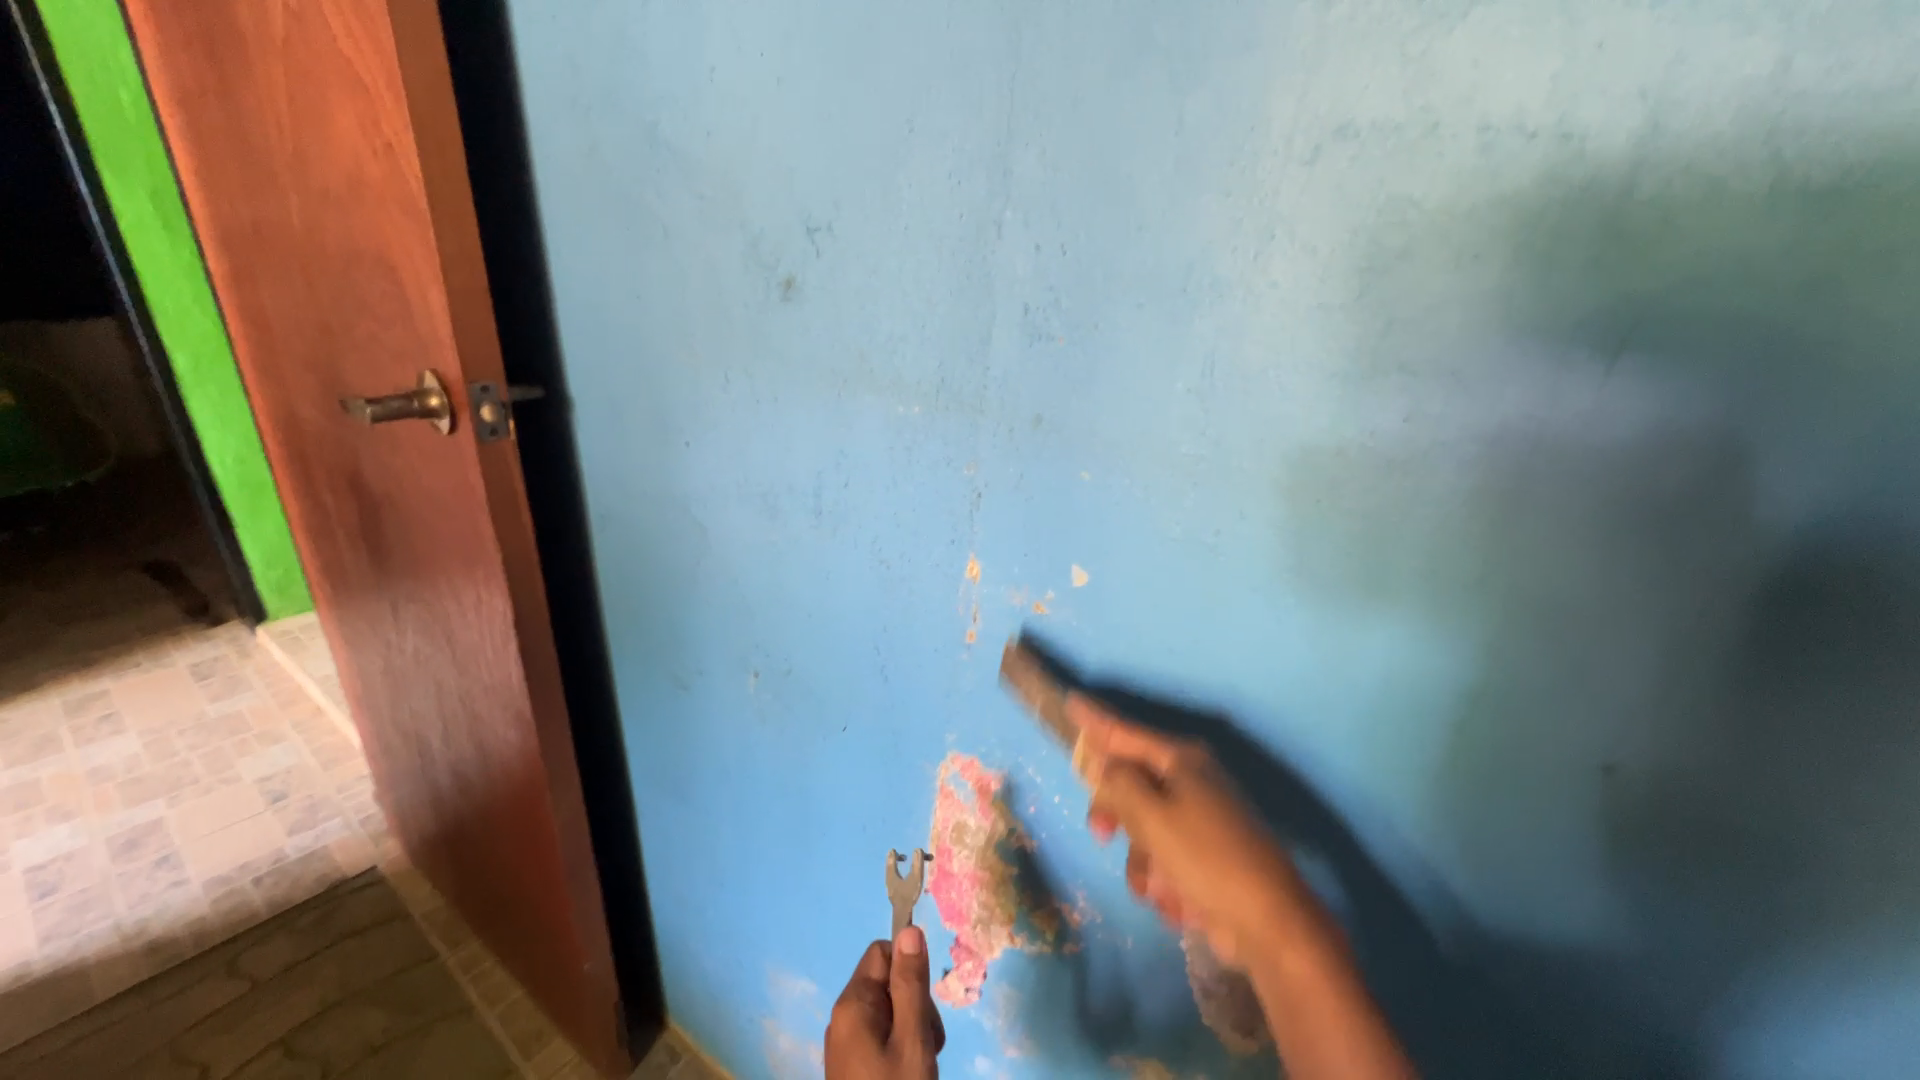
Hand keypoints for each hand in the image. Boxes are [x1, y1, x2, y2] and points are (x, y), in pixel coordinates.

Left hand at [825, 926, 944, 1078]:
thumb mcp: (911, 1037)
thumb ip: (911, 984)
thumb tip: (909, 929)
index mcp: (852, 1001)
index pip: (883, 952)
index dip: (910, 970)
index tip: (923, 1006)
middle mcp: (842, 1014)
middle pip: (887, 983)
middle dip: (915, 1005)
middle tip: (925, 1044)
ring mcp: (844, 1040)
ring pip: (888, 1011)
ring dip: (911, 1028)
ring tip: (920, 1061)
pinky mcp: (849, 1062)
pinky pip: (879, 1035)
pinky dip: (899, 1046)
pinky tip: (907, 1069)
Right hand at [1071, 696, 1418, 1078]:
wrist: (1269, 924)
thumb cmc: (1205, 858)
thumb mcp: (1150, 817)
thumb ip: (1118, 783)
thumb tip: (1103, 761)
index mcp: (1183, 761)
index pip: (1126, 732)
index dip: (1096, 721)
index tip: (1071, 700)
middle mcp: (1194, 782)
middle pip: (1132, 785)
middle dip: (1116, 815)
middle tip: (1100, 834)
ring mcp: (1203, 820)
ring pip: (1145, 831)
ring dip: (1144, 864)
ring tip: (1161, 890)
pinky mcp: (1207, 858)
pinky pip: (1165, 861)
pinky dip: (1165, 884)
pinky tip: (1181, 906)